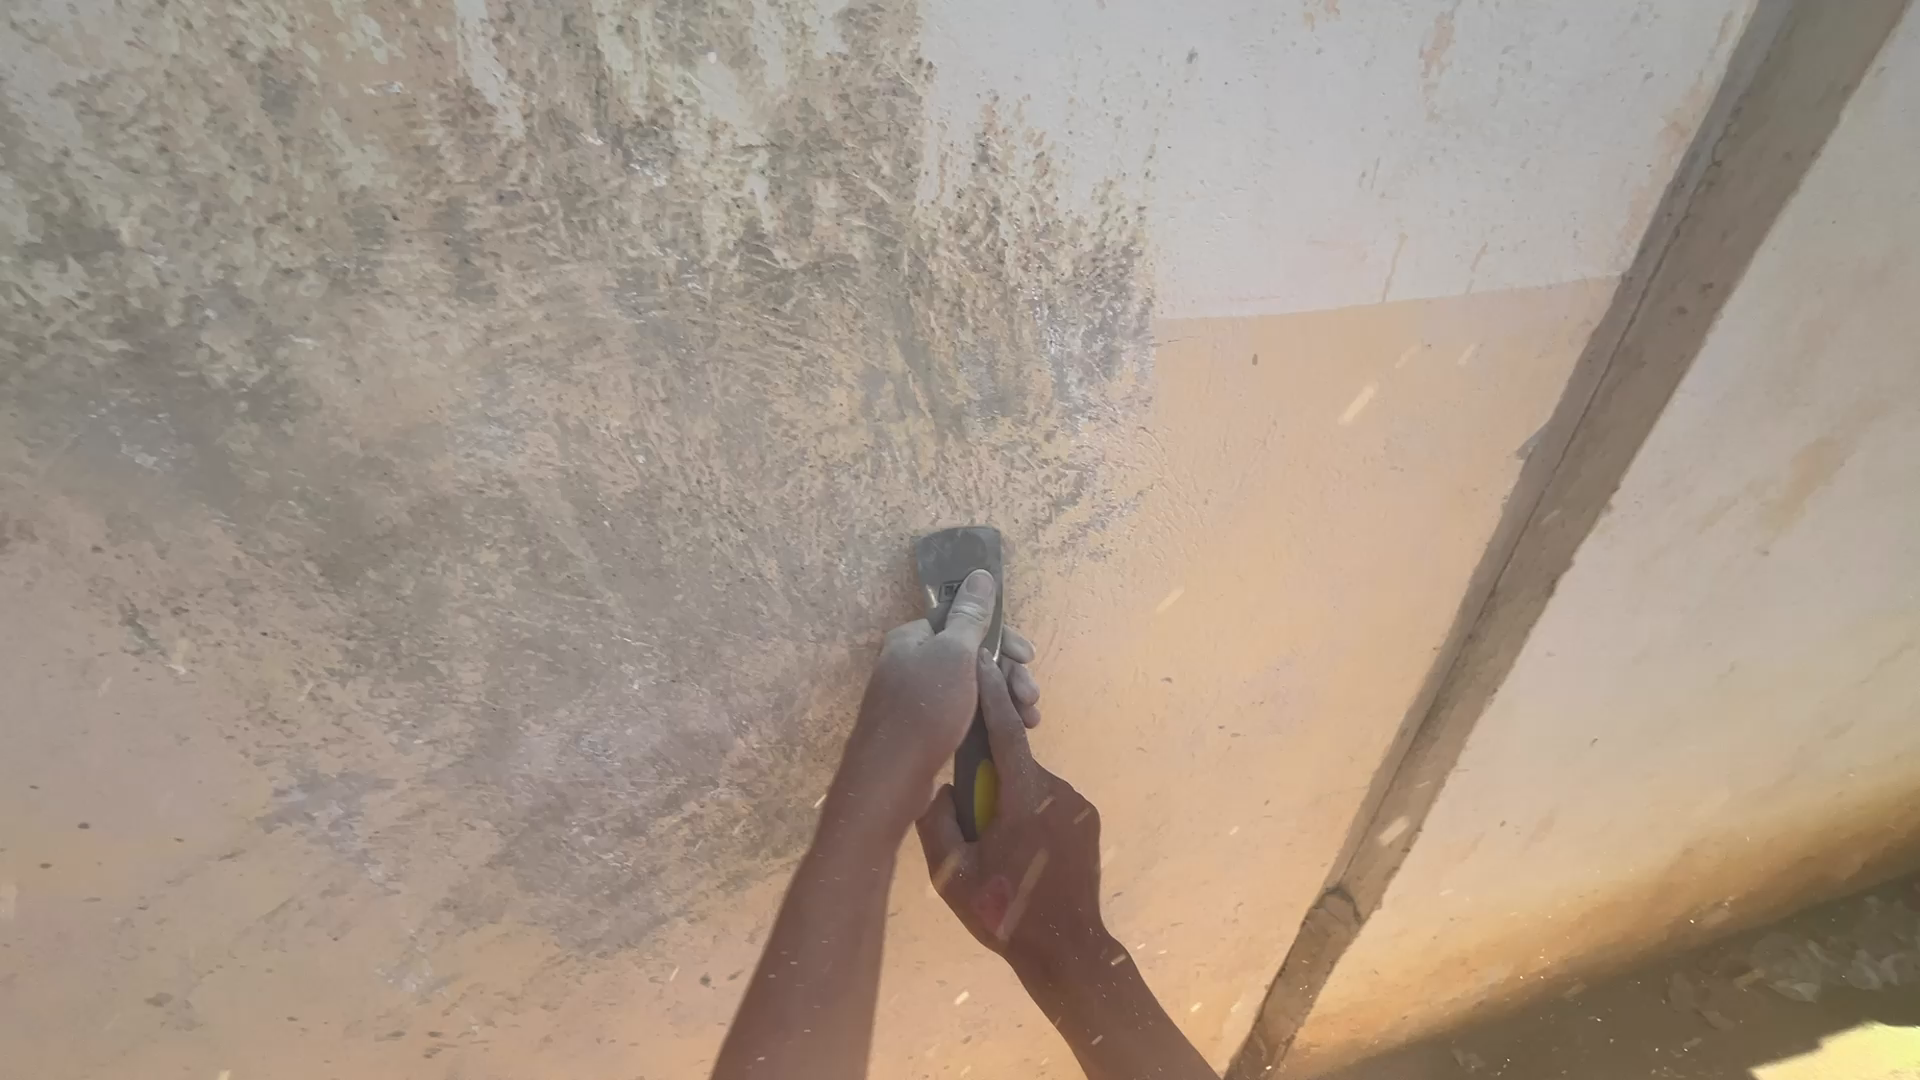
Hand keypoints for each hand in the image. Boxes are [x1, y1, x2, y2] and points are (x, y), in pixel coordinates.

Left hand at [829, 570, 1040, 839]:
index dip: (1002, 637)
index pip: (965, 622)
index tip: (1028, 657)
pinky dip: (991, 717)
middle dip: (1009, 673)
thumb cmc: (924, 710)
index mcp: (915, 638)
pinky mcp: (925, 728)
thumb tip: (980, 573)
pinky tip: (1013, 730)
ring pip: (973, 686)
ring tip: (1030, 719)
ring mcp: (919, 697)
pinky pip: (965, 711)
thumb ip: (971, 616)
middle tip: (1031, 696)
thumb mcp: (954, 655)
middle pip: (973, 655)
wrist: (889, 780)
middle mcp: (914, 662)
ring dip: (1006, 697)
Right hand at [915, 649, 1108, 972]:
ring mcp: (1077, 804)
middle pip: (1013, 760)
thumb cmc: (1005, 914)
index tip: (980, 658)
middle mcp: (1056, 789)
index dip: (991, 692)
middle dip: (989, 770)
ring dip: (1008, 795)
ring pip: (1029, 783)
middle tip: (970, 808)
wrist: (1068, 952)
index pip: (1005, 730)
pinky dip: (1028, 809)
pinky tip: (1020, 848)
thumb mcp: (951, 875)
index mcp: (1023, 797)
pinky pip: (1047, 800)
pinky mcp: (1087, 820)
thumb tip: (938, 786)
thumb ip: (936, 821)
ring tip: (995, 840)